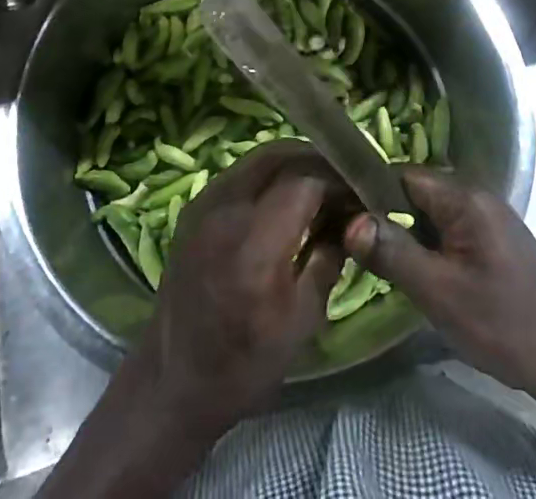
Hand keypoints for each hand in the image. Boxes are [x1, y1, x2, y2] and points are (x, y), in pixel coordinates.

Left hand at [134, 143, 343, 435]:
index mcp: (255, 243)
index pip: (304, 179)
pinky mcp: (192, 210)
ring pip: (256, 159)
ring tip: (319, 186)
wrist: (173, 379)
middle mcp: (225, 212)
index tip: (362, 193)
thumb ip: (329, 258)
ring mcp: (203, 205)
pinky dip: (267, 175)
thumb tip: (353, 221)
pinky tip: (284, 198)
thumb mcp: (303, 318)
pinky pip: (238, 174)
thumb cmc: (245, 361)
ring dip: (292, 163)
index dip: (338, 179)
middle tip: (344, 181)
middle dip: (317, 161)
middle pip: (279, 156)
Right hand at [342, 167, 535, 393]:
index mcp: (467, 198)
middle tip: (348, 238)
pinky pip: (447, 229)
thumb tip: (349, 221)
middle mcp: (479, 197)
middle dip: (381, 212)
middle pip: (415, 192)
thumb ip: (391, 252)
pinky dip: (423, 242)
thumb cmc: (502, 324)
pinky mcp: (493, 242)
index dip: (367, 189)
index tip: (336, 210)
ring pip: (429, 213)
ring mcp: (489, 219)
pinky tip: (406, 266)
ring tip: (368, 253)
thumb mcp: (437, 291)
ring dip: (402, 230)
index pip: (402, 175)